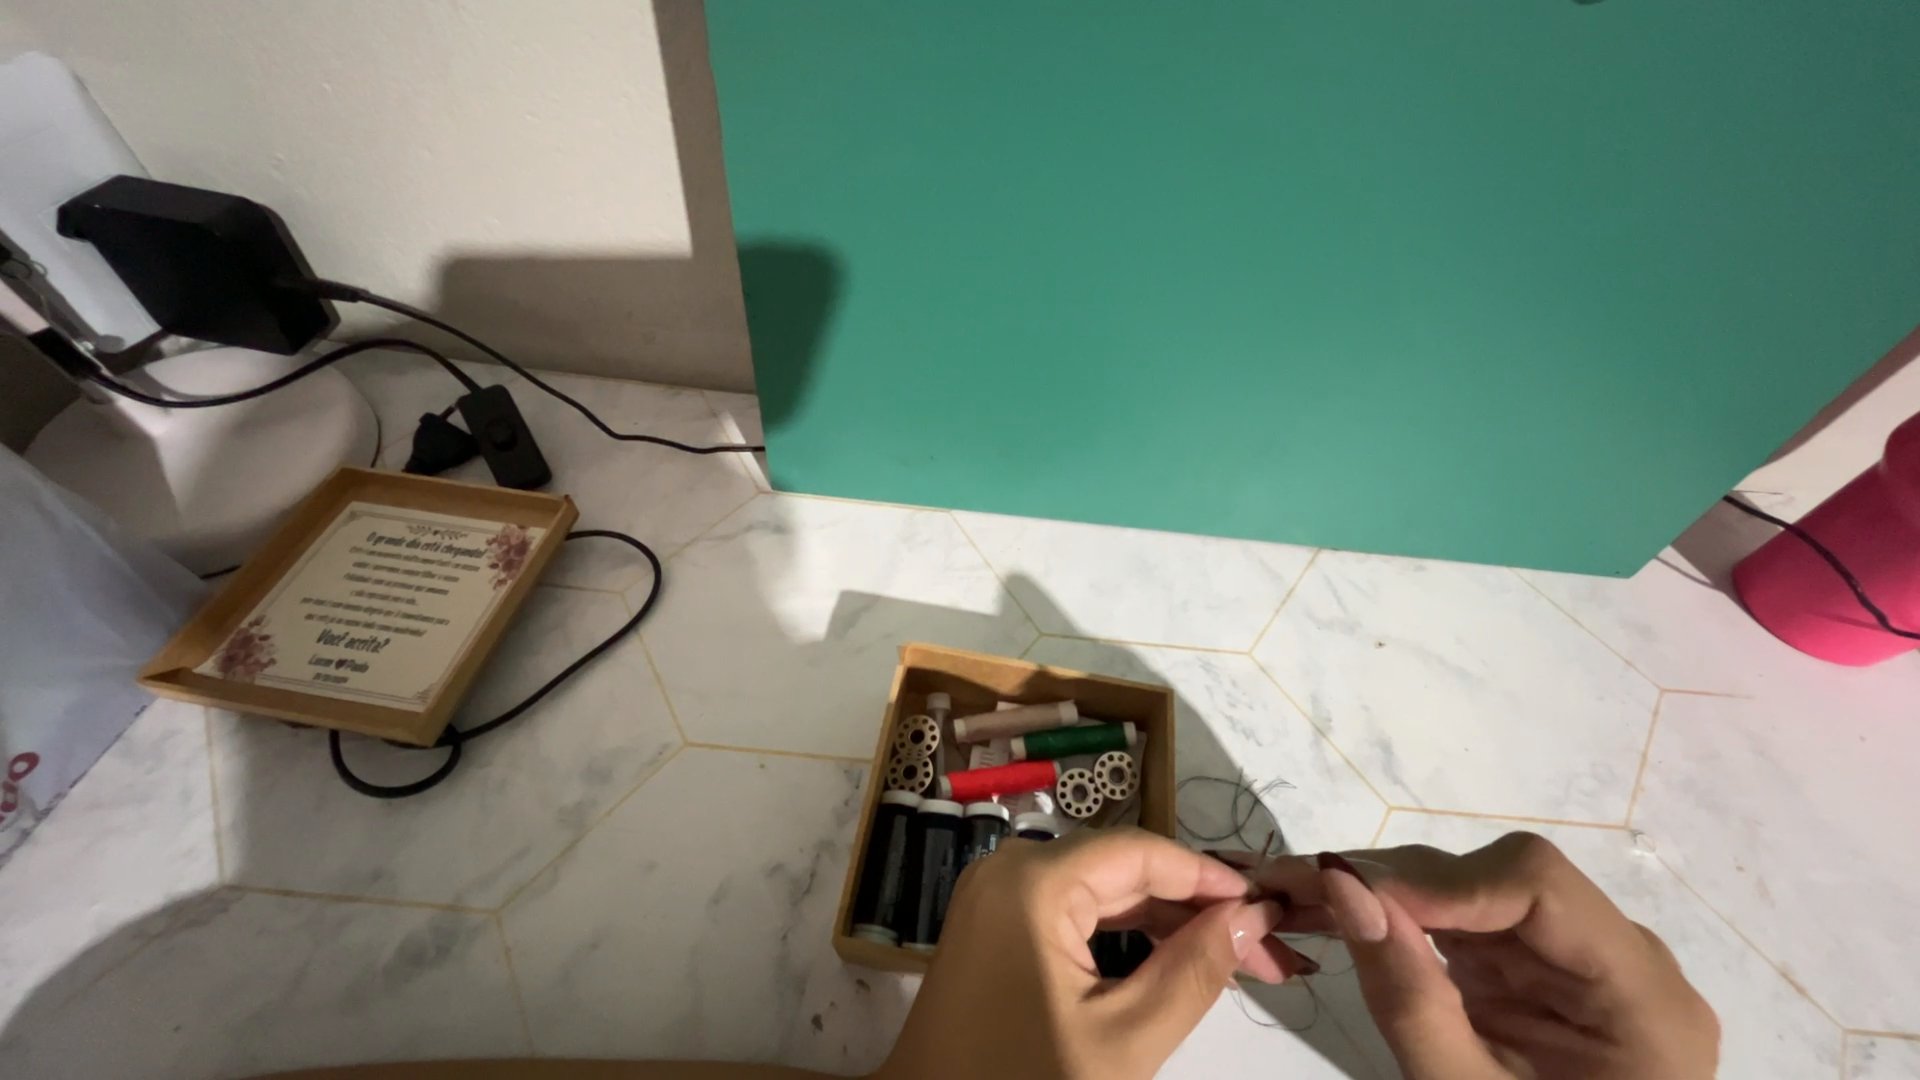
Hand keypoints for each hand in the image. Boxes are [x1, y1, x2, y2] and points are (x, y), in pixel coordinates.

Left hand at [877, 827, 1310, 1079]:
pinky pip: (1071, 907)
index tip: (1268, 908)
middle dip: (1193, 904)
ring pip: (1099, 887)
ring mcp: (998, 890)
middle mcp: (1012, 865)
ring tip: (1231, 955)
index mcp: (1034, 879)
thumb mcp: (1123, 1040)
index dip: (1207, 875)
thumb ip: (1192, 972)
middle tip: (1264, 947)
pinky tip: (1169, 954)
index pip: (1139, 851)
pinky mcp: (995, 917)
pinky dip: (1120, 930)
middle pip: (1121, 867)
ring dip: (1162, 918)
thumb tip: (1249, 919)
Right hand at [1228, 834, 1718, 1078]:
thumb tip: (1336, 879)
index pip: (1537, 885)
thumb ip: (1405, 992)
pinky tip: (1336, 914)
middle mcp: (1619, 957)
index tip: (1348, 895)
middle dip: (1389, 881)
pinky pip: (1452, 912)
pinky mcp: (1529, 960)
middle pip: (1492, 876)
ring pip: (1461, 884)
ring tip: (1295, 896)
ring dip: (1377, 891)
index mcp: (1643, 1000)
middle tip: (1288, 885)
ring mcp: (1572, 955)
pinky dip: (1391, 913)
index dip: (1440, 880)